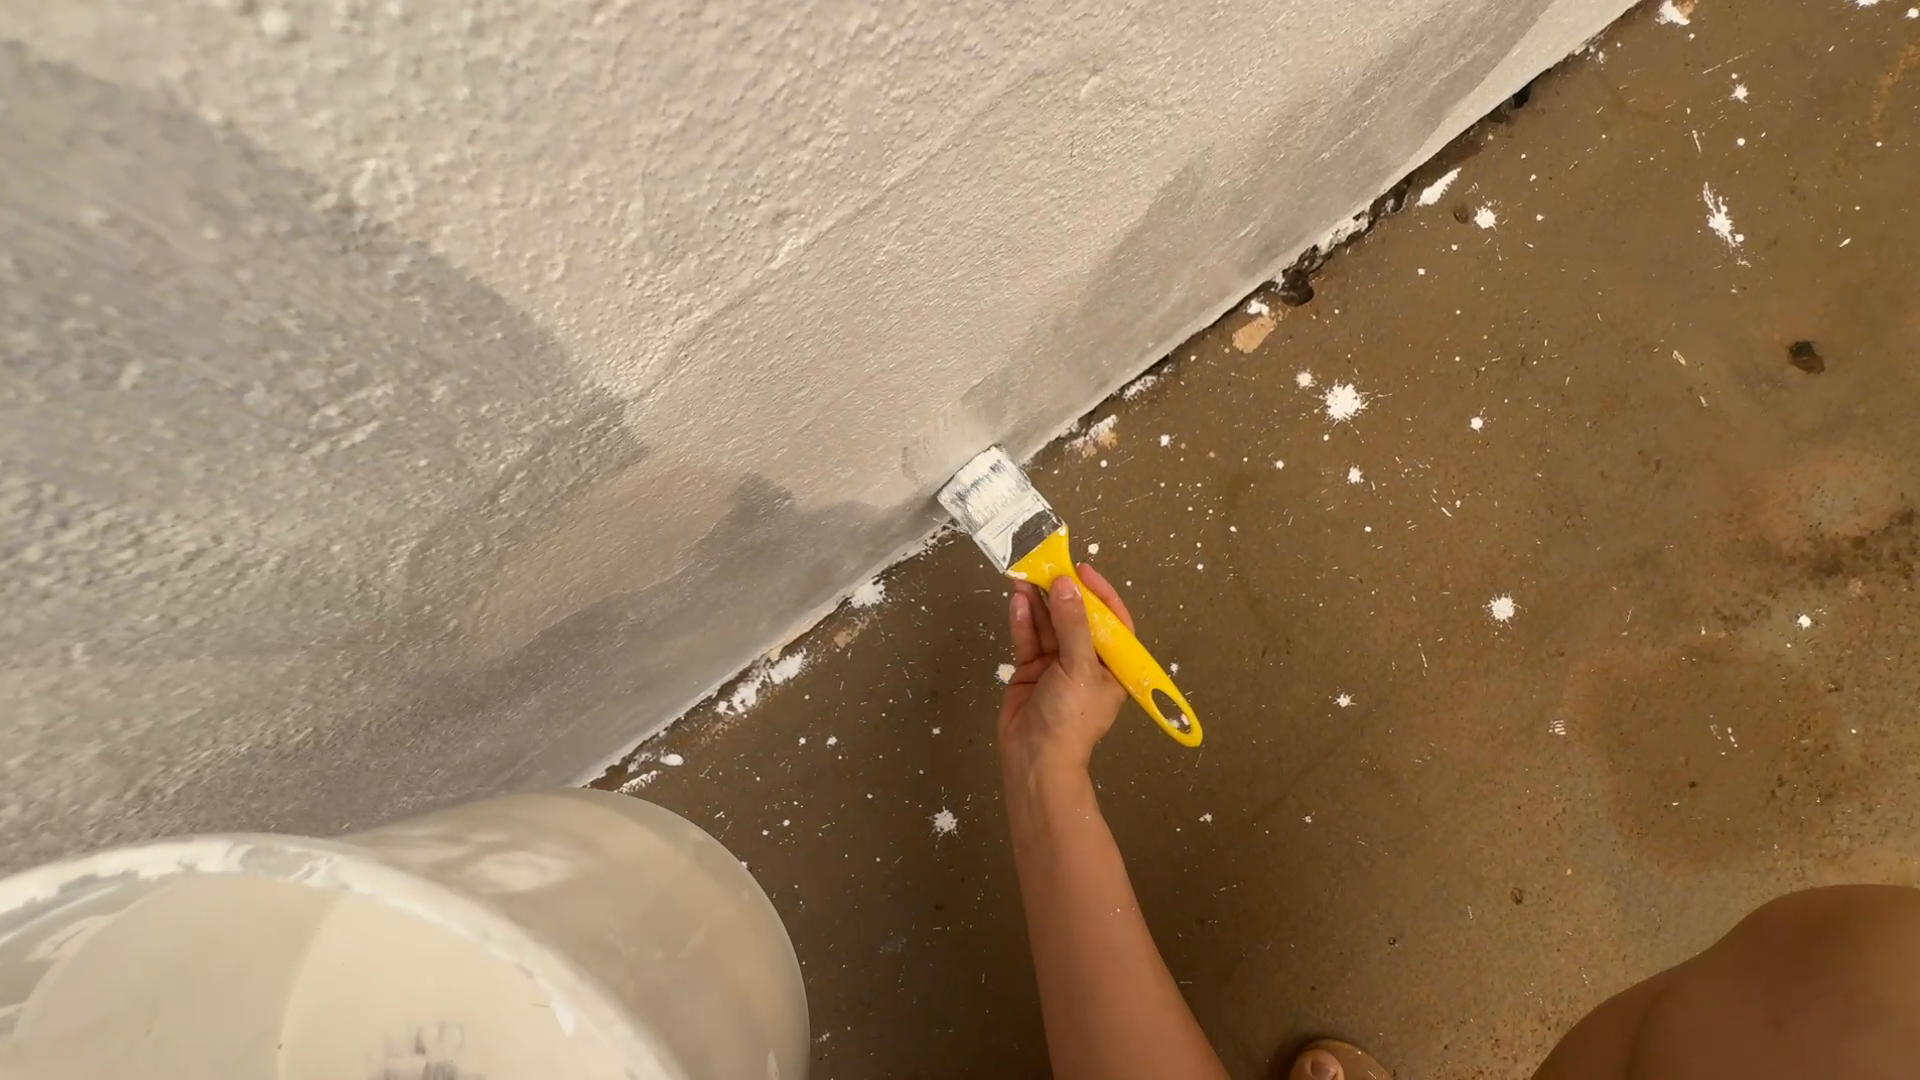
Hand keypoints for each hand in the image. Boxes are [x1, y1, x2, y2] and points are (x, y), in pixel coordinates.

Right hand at [999, 564, 1136, 778]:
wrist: (1035, 759)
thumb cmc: (1070, 717)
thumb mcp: (1079, 669)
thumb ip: (1073, 625)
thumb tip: (1066, 585)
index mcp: (1112, 666)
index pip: (1112, 621)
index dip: (1099, 593)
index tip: (1082, 569)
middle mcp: (1086, 662)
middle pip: (1076, 618)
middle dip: (1061, 594)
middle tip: (1045, 564)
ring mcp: (1056, 666)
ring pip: (1048, 625)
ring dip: (1037, 602)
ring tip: (1024, 575)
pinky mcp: (1030, 670)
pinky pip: (1028, 639)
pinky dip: (1022, 621)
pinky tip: (1017, 601)